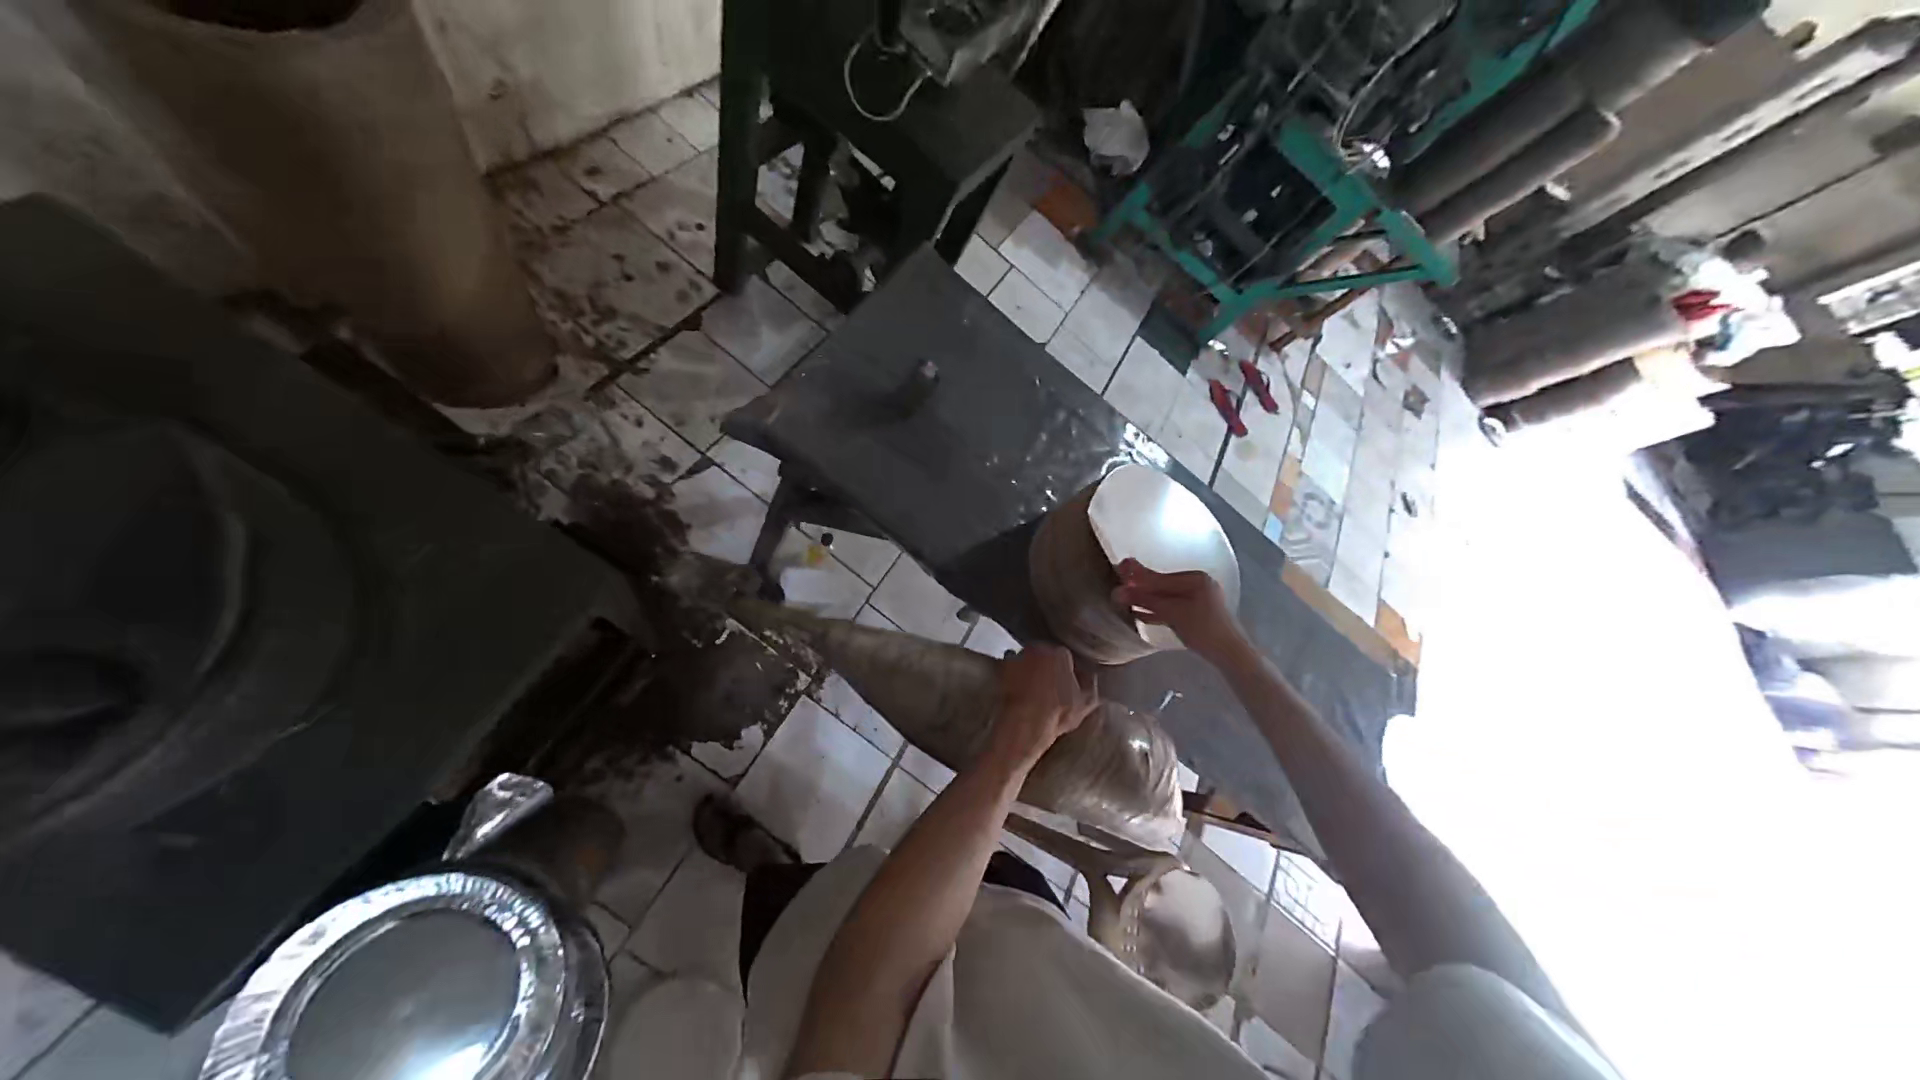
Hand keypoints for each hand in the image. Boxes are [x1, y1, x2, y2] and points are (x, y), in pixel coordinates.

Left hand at [985, 644, 1096, 769]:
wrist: (1025, 723)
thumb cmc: (1057, 713)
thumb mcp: (1085, 703)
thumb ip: (1090, 685)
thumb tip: (1090, 675)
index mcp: (1061, 653)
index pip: (1064, 656)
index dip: (1064, 670)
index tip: (1062, 683)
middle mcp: (1039, 648)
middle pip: (1044, 653)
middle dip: (1045, 665)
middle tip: (1046, 684)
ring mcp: (1018, 655)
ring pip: (1026, 656)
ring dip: (1028, 666)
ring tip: (1030, 686)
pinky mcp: (1002, 665)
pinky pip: (1009, 664)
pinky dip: (1011, 671)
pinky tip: (1015, 686)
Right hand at [1111, 558, 1247, 663]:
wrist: (1229, 654)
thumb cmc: (1203, 629)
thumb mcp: (1172, 612)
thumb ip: (1145, 601)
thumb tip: (1117, 592)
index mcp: (1196, 578)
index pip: (1160, 577)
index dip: (1138, 576)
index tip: (1120, 568)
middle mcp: (1198, 585)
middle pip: (1162, 586)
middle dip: (1140, 589)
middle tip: (1118, 586)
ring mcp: (1198, 600)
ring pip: (1166, 598)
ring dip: (1146, 601)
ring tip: (1123, 600)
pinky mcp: (1196, 615)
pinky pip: (1172, 609)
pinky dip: (1157, 611)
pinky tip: (1139, 613)